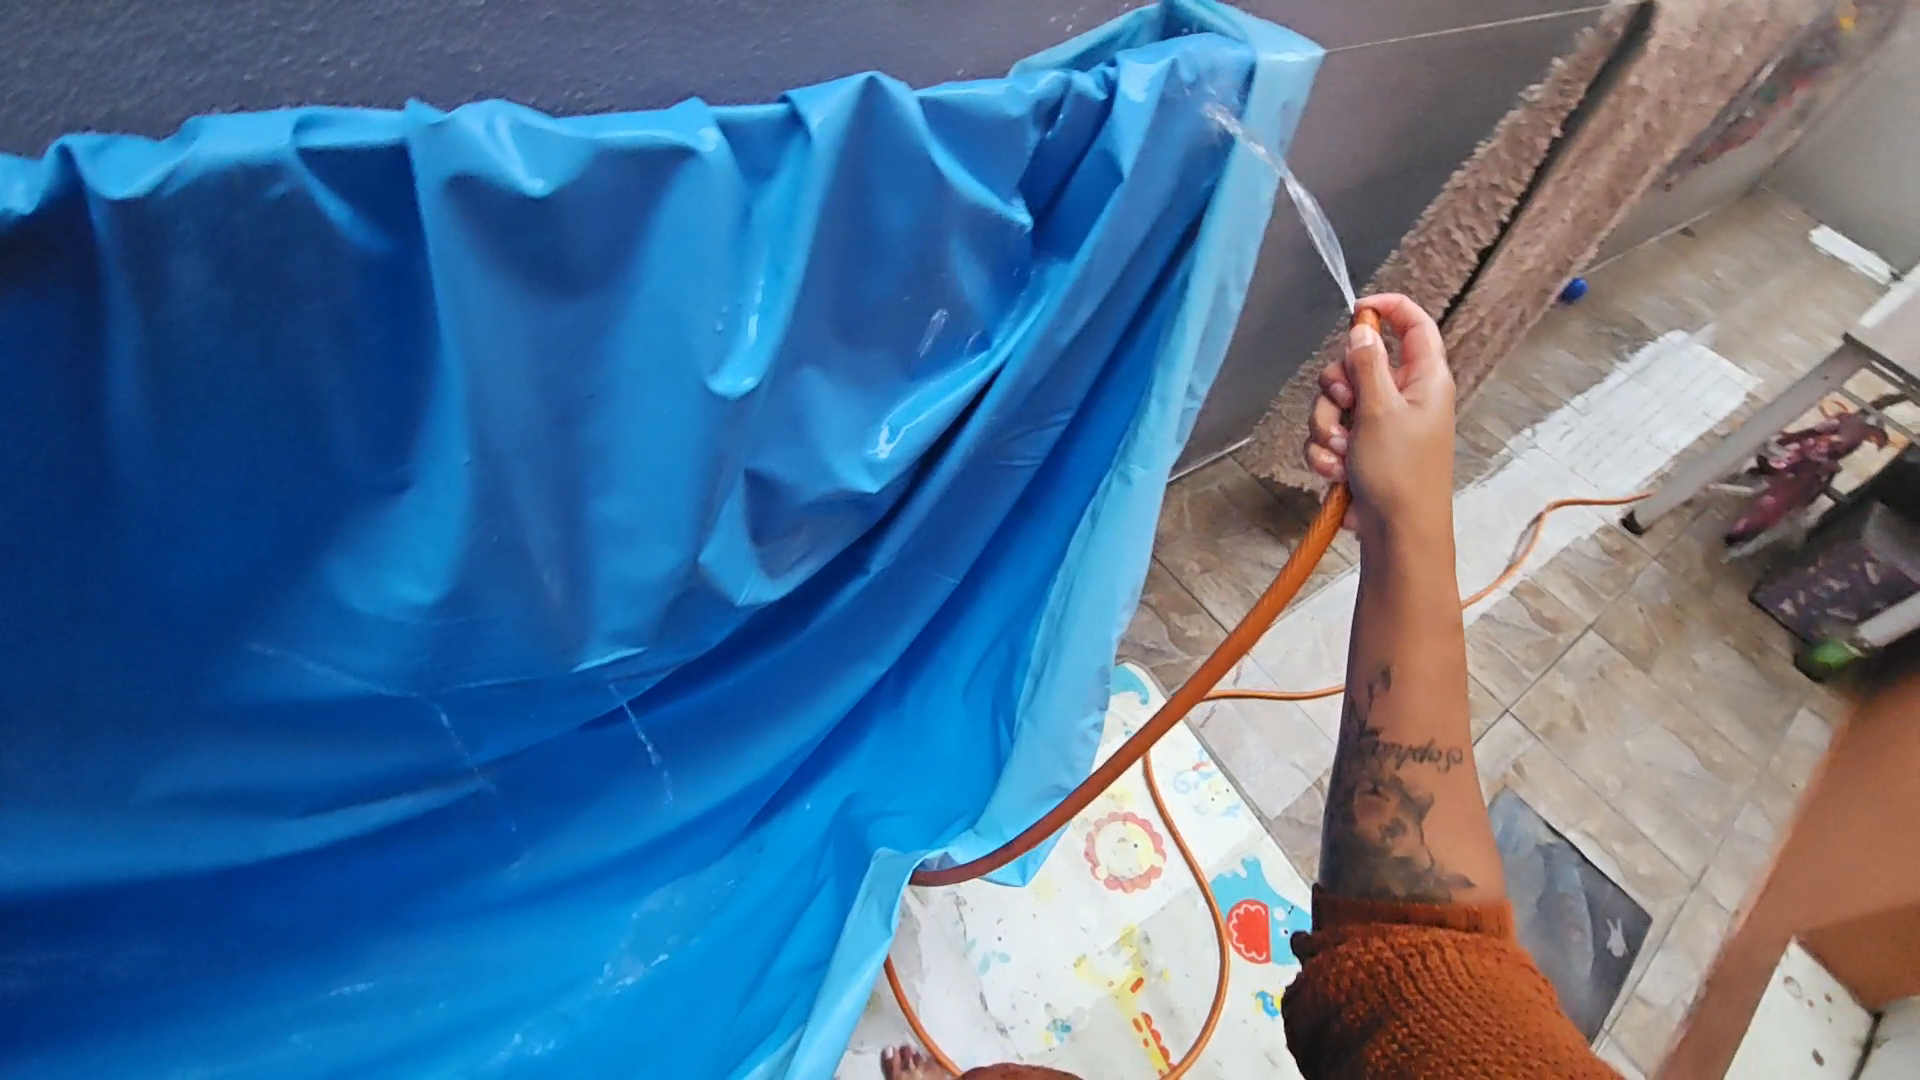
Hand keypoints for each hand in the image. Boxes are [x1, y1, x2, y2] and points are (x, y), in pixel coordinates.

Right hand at [1304, 293, 1455, 539]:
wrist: (1395, 529)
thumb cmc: (1399, 471)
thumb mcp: (1380, 410)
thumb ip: (1367, 366)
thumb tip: (1362, 331)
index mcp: (1423, 379)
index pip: (1413, 326)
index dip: (1388, 310)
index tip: (1357, 310)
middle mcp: (1400, 397)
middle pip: (1355, 367)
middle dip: (1336, 390)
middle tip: (1345, 407)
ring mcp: (1376, 425)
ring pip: (1333, 405)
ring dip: (1327, 428)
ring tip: (1341, 454)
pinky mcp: (1356, 450)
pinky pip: (1326, 436)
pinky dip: (1324, 453)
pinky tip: (1335, 471)